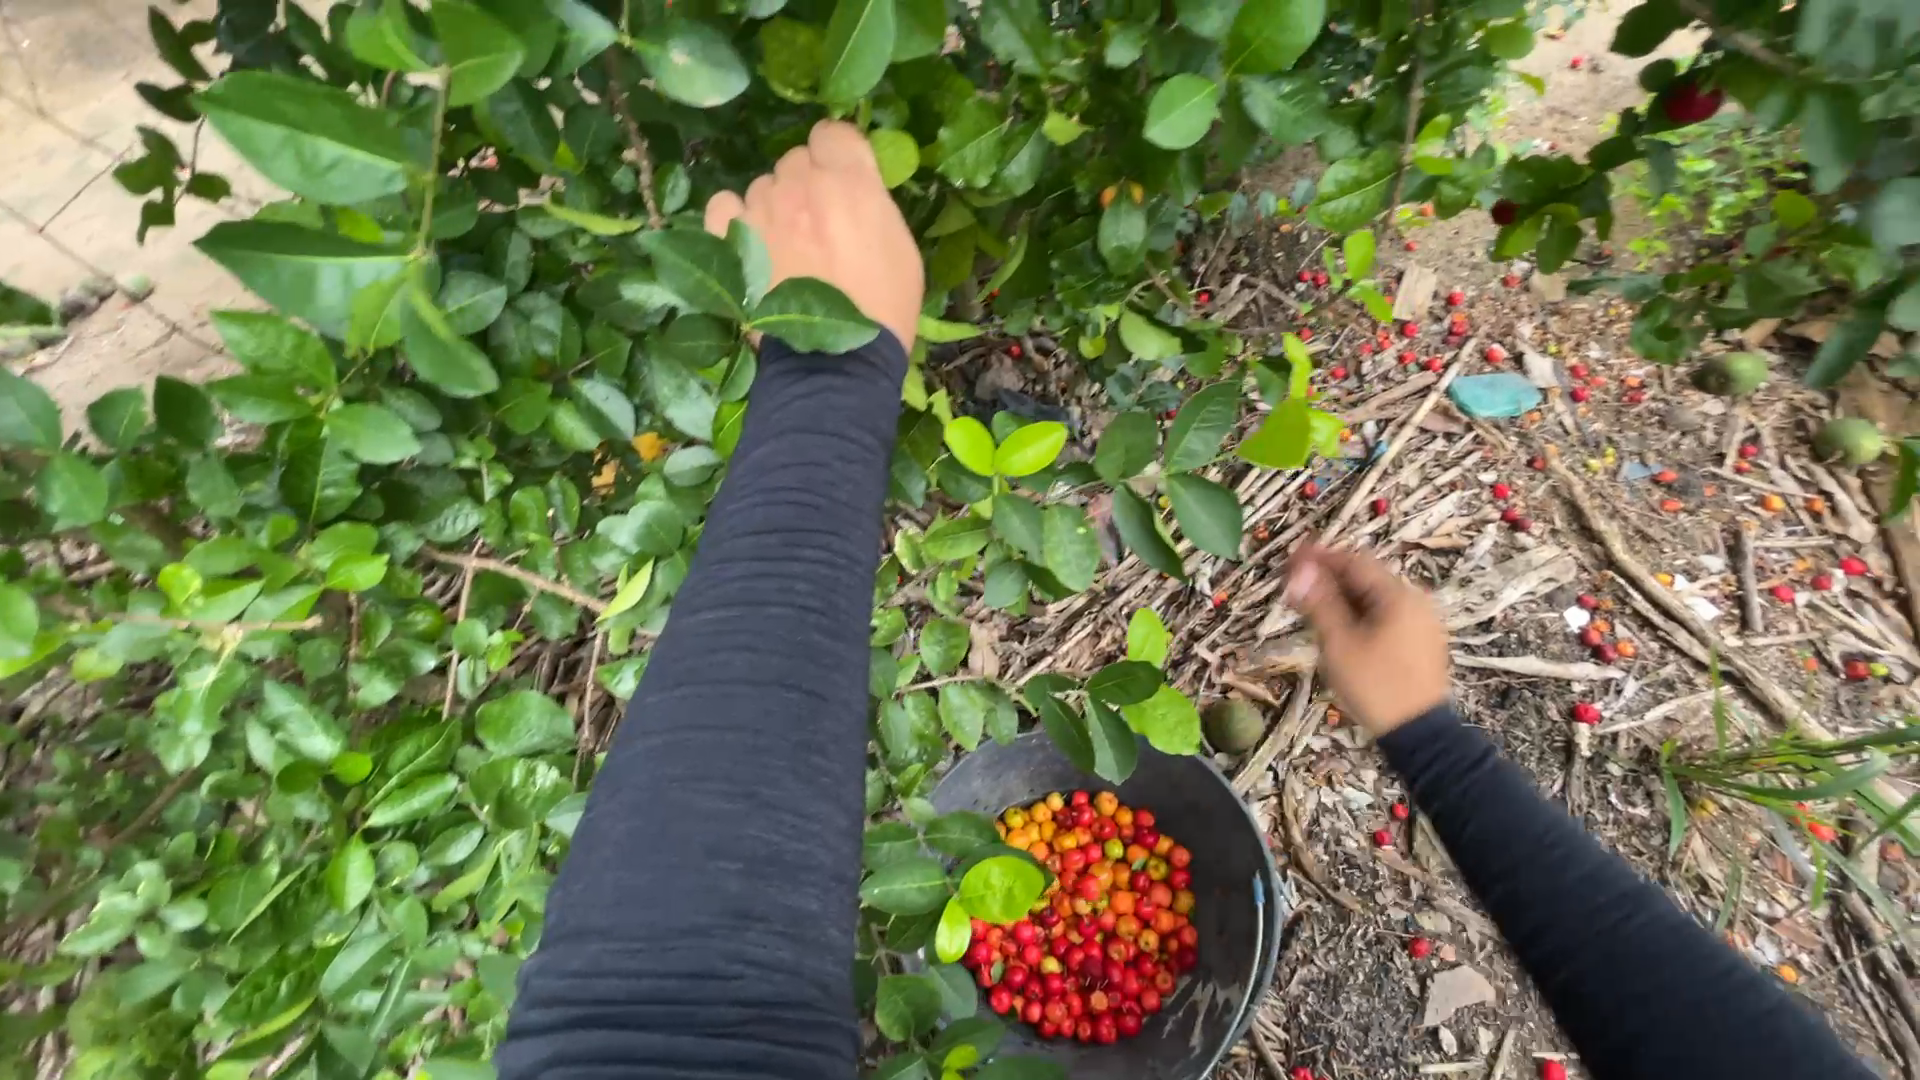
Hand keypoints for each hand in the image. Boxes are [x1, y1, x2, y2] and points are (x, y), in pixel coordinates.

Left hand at [703, 121, 923, 351]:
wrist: (840, 364)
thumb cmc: (884, 310)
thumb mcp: (902, 249)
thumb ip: (875, 207)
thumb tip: (855, 193)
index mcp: (851, 182)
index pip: (833, 133)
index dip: (838, 156)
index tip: (844, 182)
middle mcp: (801, 185)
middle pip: (796, 161)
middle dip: (808, 186)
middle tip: (820, 228)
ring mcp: (762, 212)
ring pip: (763, 186)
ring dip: (776, 208)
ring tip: (788, 249)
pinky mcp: (732, 242)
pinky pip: (724, 205)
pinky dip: (737, 218)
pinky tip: (752, 242)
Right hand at [1284, 543, 1449, 735]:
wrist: (1418, 733)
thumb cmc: (1375, 685)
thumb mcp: (1339, 643)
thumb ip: (1319, 602)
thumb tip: (1299, 570)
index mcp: (1398, 596)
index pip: (1353, 561)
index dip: (1319, 557)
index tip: (1291, 558)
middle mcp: (1415, 601)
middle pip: (1365, 577)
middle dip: (1328, 578)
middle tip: (1295, 586)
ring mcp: (1421, 621)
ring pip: (1373, 597)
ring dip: (1341, 597)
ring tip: (1310, 608)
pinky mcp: (1420, 640)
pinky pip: (1385, 614)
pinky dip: (1358, 613)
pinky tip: (1338, 627)